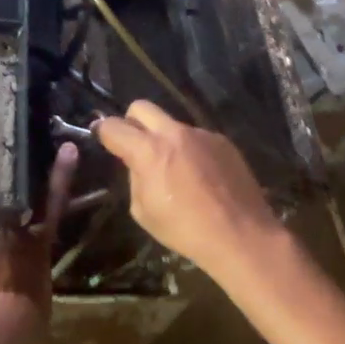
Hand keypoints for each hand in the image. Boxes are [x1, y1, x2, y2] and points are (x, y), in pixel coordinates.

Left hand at [0, 142, 79, 343]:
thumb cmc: (21, 327)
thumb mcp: (39, 304)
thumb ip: (33, 281)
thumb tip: (24, 284)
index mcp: (37, 248)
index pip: (53, 206)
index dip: (61, 177)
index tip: (67, 148)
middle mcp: (9, 233)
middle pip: (6, 229)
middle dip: (3, 242)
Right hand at [95, 100, 281, 279]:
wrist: (241, 236)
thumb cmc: (185, 230)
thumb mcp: (143, 211)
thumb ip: (135, 177)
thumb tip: (137, 164)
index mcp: (148, 151)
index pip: (113, 126)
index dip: (103, 131)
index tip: (104, 139)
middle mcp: (173, 133)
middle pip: (141, 107)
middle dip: (132, 122)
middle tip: (137, 145)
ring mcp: (201, 134)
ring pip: (172, 124)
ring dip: (166, 140)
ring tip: (178, 170)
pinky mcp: (222, 141)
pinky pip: (197, 138)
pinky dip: (191, 150)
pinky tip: (202, 176)